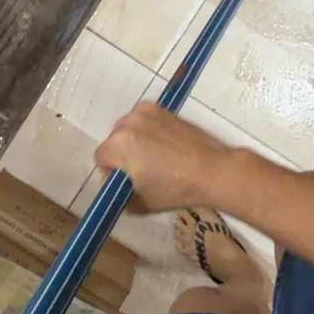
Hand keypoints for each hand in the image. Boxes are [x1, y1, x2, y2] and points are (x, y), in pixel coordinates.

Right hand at [93, 103, 240, 213]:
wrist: (213, 170)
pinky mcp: (162, 109)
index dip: (111, 173)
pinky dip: (147, 130)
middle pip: (113, 141)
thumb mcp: (142, 204)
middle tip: (141, 171)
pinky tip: (163, 144)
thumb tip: (117, 192)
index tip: (127, 182)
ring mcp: (146, 112)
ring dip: (133, 141)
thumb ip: (120, 197)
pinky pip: (143, 120)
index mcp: (119, 145)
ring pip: (128, 129)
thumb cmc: (176, 189)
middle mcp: (128, 123)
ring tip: (154, 157)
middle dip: (122, 155)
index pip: (101, 158)